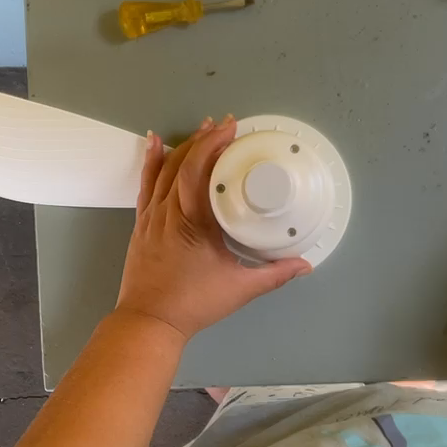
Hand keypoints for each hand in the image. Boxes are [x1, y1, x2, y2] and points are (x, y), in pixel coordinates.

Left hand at [115, 116, 310, 340]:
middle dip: (203, 140)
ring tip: (198, 129)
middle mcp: (168, 211)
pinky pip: (146, 185)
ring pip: (163, 171)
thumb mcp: (239, 289)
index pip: (199, 169)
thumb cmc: (193, 304)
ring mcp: (151, 217)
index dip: (214, 144)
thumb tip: (304, 265)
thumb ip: (274, 274)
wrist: (149, 321)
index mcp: (193, 220)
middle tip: (222, 125)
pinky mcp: (141, 225)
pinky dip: (151, 163)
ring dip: (182, 147)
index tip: (231, 129)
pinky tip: (154, 146)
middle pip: (182, 163)